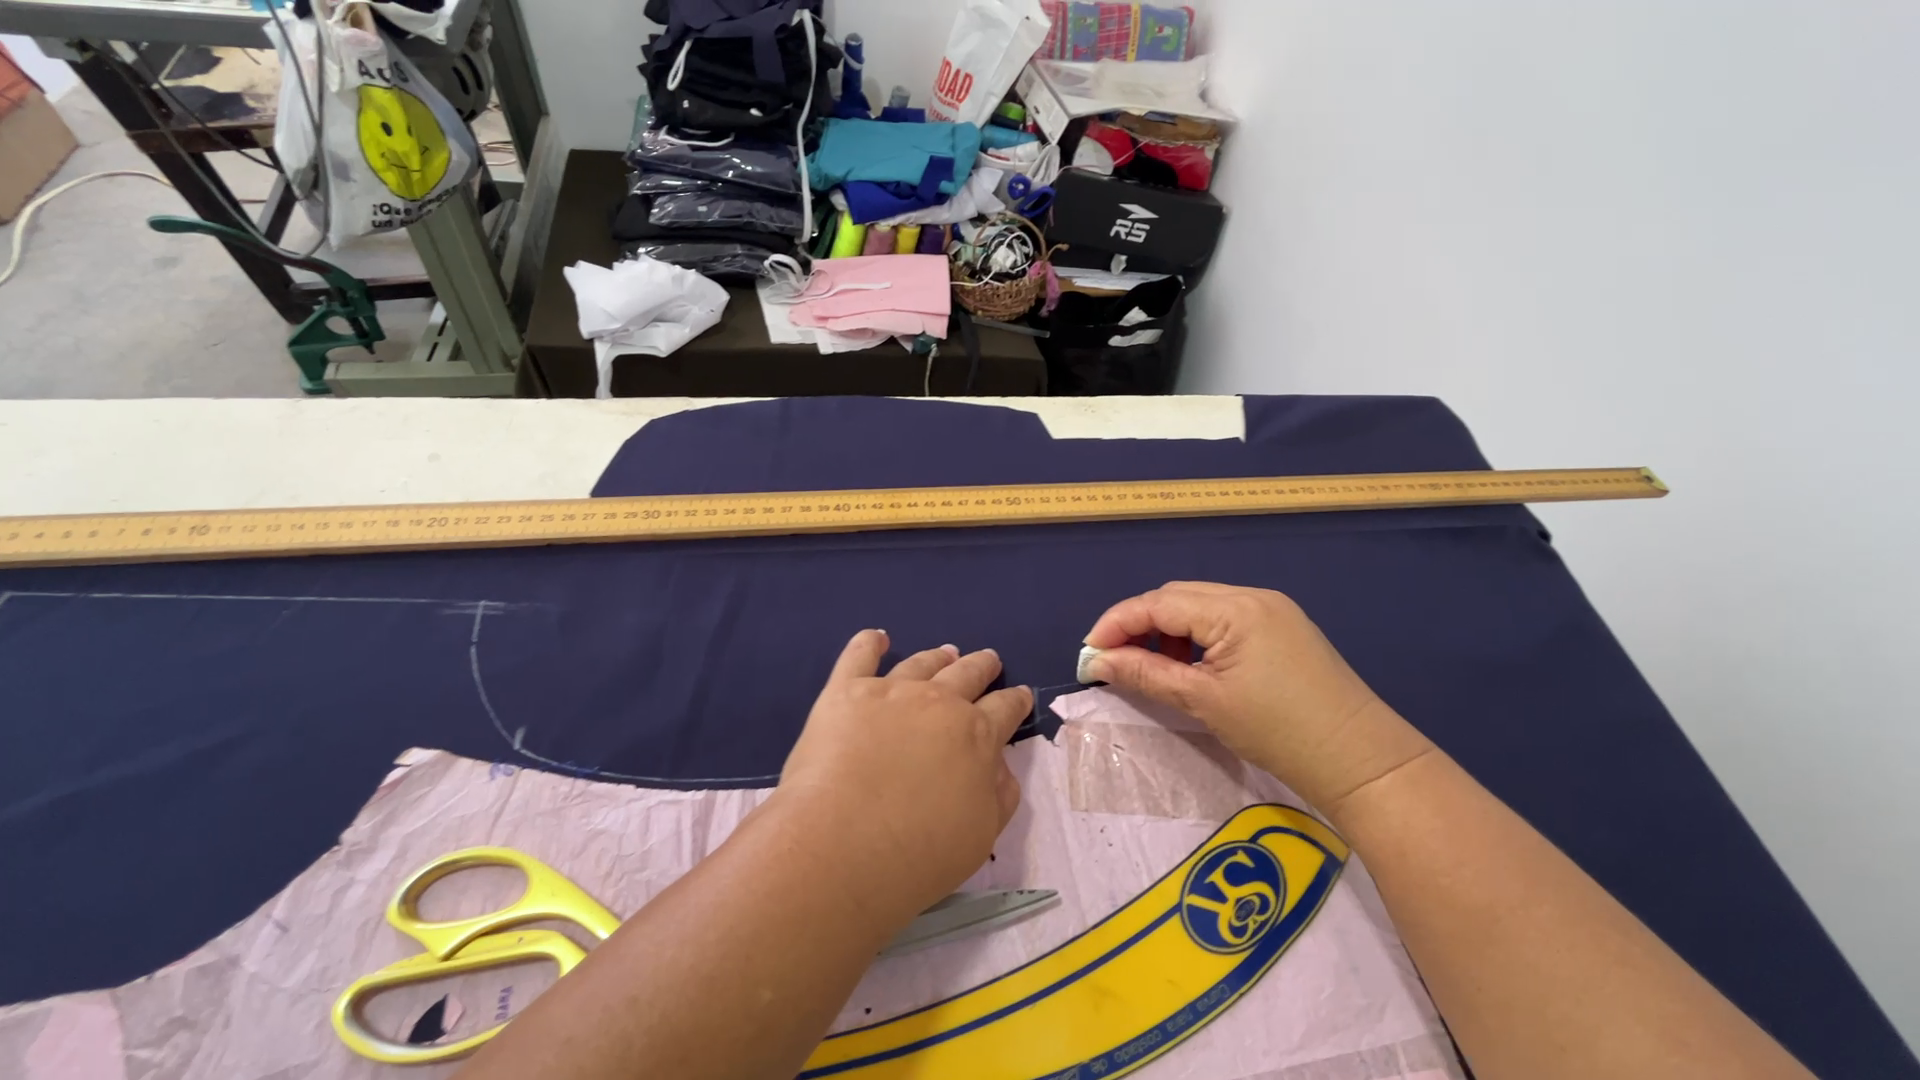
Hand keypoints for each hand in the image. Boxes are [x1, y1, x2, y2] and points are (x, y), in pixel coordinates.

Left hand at [774, 631, 1033, 930]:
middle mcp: (938, 703)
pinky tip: (876, 637)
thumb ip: (998, 795)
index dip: (1015, 702)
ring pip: (921, 663)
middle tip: (989, 660)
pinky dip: (869, 643)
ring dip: (937, 656)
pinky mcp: (844, 692)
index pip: (1004, 710)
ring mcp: (890, 692)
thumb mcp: (981, 835)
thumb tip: (999, 764)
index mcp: (977, 736)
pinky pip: (859, 656)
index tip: (1020, 696)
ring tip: (947, 651)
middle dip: (981, 667)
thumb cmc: (918, 853)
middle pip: (967, 675)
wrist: (842, 844)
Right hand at [1082, 582, 1434, 814]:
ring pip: (1200, 607)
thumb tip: (1098, 661)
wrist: (1360, 760)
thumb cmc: (1278, 731)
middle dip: (1140, 624)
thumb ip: (1146, 674)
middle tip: (1114, 661)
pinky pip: (1225, 620)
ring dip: (1168, 630)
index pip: (1158, 603)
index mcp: (1234, 608)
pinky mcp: (1284, 628)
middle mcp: (1253, 596)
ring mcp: (1272, 610)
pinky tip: (1191, 668)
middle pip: (1177, 597)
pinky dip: (1197, 638)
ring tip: (1153, 668)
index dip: (1116, 624)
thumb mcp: (1203, 702)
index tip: (1088, 655)